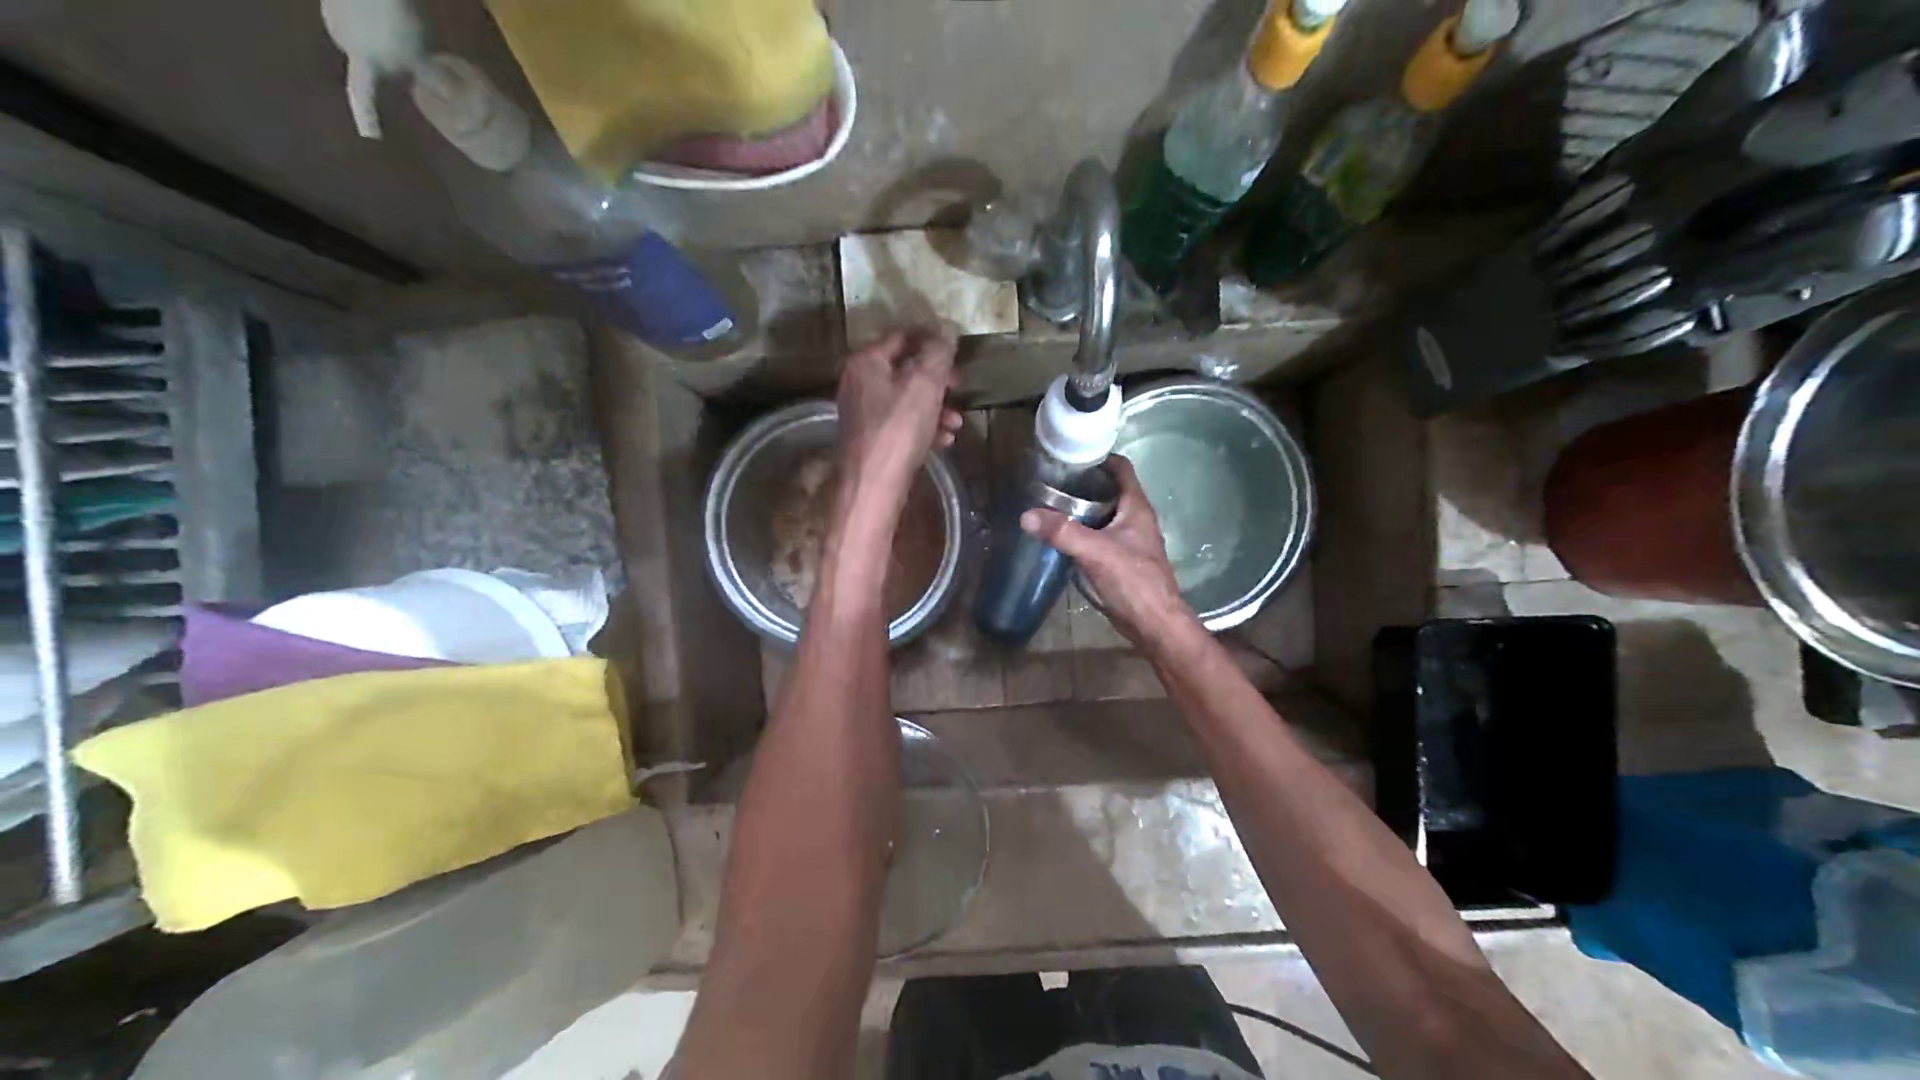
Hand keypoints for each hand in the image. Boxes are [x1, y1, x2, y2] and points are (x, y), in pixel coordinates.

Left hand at [835, 329, 962, 517]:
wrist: (873, 486)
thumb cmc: (898, 430)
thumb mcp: (925, 384)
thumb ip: (938, 353)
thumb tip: (946, 329)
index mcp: (865, 362)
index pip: (902, 337)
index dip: (932, 341)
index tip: (957, 352)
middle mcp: (858, 383)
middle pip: (904, 369)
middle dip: (936, 379)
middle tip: (959, 386)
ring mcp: (863, 413)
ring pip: (906, 400)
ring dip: (935, 407)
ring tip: (957, 422)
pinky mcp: (871, 440)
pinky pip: (902, 424)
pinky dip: (924, 428)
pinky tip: (944, 440)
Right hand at [1020, 455, 1192, 644]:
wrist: (1154, 624)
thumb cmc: (1133, 581)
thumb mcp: (1095, 552)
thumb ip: (1062, 532)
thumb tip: (1026, 516)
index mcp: (1136, 507)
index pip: (1121, 468)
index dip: (1099, 457)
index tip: (1071, 455)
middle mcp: (1135, 519)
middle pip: (1109, 490)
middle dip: (1083, 483)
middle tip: (1051, 480)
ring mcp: (1129, 540)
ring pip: (1103, 514)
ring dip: (1081, 508)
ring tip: (1050, 504)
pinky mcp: (1120, 560)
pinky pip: (1099, 536)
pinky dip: (1082, 530)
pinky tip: (1061, 537)